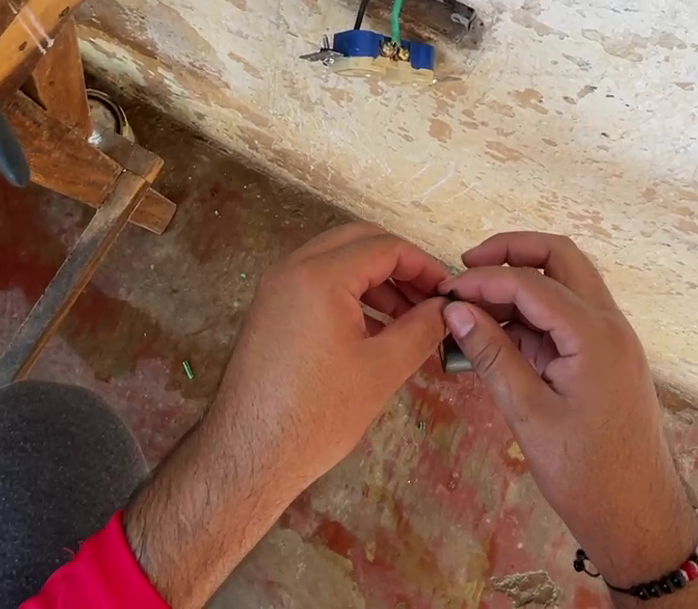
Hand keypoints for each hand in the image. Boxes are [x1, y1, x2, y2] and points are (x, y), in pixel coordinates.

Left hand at [126, 223, 447, 606]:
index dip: (424, 265)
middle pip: (360, 241)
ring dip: (376, 278)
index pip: (385, 246)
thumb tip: (447, 309)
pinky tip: (374, 328)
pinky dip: (350, 292)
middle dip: (400, 265)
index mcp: (321, 275)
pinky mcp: (271, 306)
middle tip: (429, 300)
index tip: (448, 294)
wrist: (250, 454)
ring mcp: (277, 285)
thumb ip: (421, 329)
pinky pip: (319, 280)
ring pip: (338, 259)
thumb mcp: (382, 369)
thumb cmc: (319, 413)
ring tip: (408, 319)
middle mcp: (294, 266)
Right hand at [439, 233, 697, 587]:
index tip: (445, 291)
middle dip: (511, 251)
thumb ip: (492, 354)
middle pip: (560, 256)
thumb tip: (454, 310)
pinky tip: (499, 331)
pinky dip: (533, 310)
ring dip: (523, 278)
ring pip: (566, 280)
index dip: (483, 280)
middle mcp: (609, 322)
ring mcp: (611, 337)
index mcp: (594, 333)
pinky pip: (567, 312)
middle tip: (467, 267)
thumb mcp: (529, 414)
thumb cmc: (586, 473)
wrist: (643, 522)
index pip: (530, 282)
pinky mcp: (606, 354)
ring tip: (476, 301)